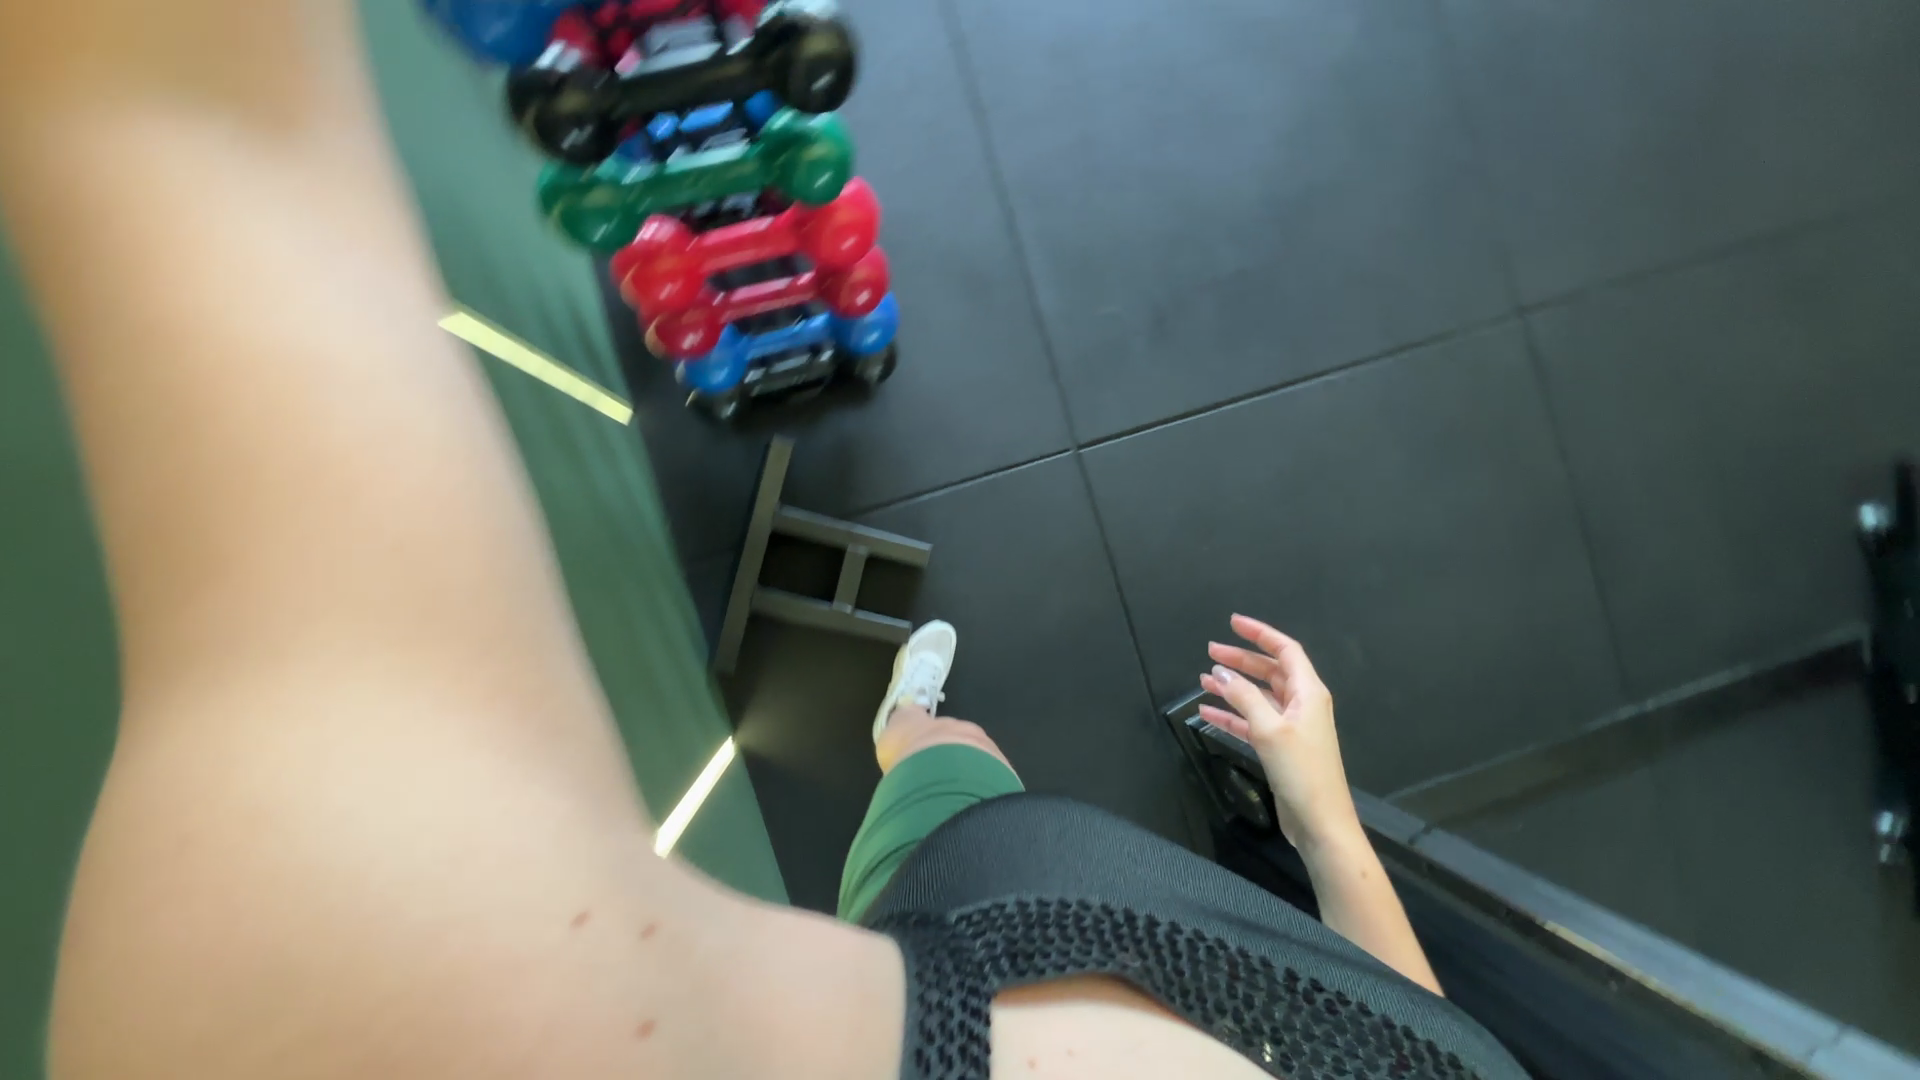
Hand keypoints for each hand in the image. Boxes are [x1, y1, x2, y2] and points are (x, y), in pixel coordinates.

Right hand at [1199, 615, 1360, 851]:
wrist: (1320, 821)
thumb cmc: (1301, 770)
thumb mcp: (1269, 729)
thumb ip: (1243, 696)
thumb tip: (1220, 671)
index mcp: (1308, 692)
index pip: (1285, 650)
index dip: (1260, 633)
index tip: (1233, 623)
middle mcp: (1302, 704)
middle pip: (1269, 671)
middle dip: (1240, 659)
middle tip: (1210, 651)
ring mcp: (1291, 726)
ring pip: (1258, 696)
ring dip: (1232, 687)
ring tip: (1203, 680)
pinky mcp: (1280, 746)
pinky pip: (1252, 721)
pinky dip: (1232, 714)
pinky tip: (1208, 712)